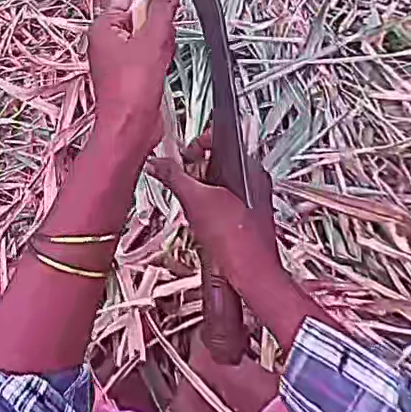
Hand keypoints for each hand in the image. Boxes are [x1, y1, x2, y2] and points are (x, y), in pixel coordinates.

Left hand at [87, 0, 179, 158]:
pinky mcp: (131, 74)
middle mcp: (106, 42)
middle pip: (144, 18)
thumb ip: (163, 5)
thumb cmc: (130, 89)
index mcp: (102, 28)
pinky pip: (152, 57)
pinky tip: (161, 72)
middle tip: (159, 44)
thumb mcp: (153, 38)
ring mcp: (118, 59)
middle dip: (159, 30)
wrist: (131, 128)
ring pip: (150, 38)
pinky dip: (161, 61)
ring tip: (159, 61)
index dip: (152, 4)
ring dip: (162, 47)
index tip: (164, 14)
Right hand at [147, 127, 283, 279]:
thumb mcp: (193, 200)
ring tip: (192, 203)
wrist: (251, 273)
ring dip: (199, 189)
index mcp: (246, 167)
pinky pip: (222, 199)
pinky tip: (201, 218)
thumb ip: (173, 176)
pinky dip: (207, 204)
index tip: (184, 156)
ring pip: (217, 181)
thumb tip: (156, 163)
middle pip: (215, 160)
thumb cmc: (236, 238)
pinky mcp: (247, 215)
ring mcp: (252, 198)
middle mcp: (253, 179)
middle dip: (193, 170)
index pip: (218, 138)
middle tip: (183, 181)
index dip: (196, 144)